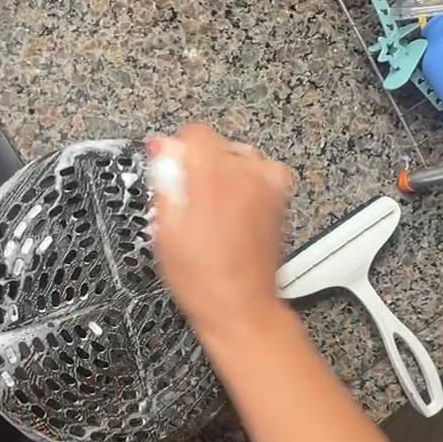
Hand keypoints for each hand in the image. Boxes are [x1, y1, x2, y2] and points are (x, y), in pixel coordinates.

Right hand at [146, 125, 295, 343]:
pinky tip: (235, 204)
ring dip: (225, 170)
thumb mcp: (165, 232)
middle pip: (217, 144)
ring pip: (241, 156)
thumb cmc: (204, 281)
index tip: (170, 166)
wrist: (240, 307)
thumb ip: (164, 183)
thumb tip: (162, 153)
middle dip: (199, 163)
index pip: (195, 133)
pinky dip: (249, 181)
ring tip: (211, 204)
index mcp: (212, 179)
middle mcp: (244, 177)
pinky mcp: (280, 201)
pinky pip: (264, 173)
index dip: (177, 149)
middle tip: (186, 197)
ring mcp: (267, 188)